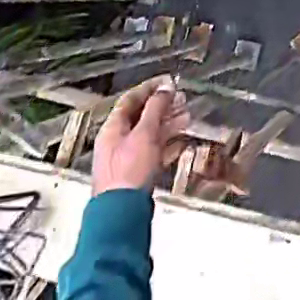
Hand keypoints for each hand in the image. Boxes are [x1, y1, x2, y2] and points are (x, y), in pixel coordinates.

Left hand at [91, 77, 189, 194]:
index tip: (168, 81)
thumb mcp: (145, 134)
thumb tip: (165, 88)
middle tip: (181, 98)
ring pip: (148, 133)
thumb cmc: (130, 171)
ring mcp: (125, 158)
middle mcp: (116, 140)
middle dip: (162, 106)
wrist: (122, 217)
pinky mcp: (135, 174)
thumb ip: (156, 109)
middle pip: (140, 116)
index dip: (150, 87)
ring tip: (186, 116)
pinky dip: (165, 142)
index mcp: (112, 127)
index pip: (131, 99)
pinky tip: (180, 140)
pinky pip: (151, 150)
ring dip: (166, 123)